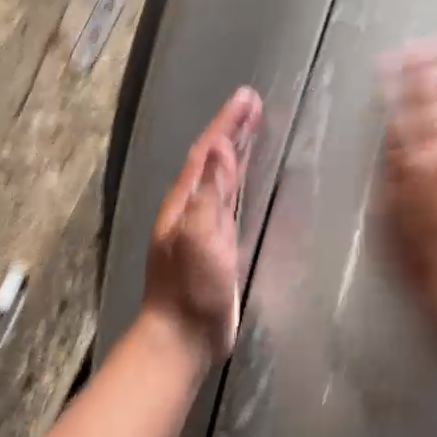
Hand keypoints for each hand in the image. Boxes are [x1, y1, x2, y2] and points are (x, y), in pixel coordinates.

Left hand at [144, 87, 262, 360]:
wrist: (181, 339)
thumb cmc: (191, 290)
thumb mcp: (200, 239)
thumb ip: (210, 195)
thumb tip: (221, 147)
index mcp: (184, 203)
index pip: (208, 152)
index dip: (227, 123)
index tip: (248, 98)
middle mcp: (190, 210)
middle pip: (213, 161)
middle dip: (232, 131)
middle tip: (255, 105)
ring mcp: (202, 230)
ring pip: (220, 180)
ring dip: (235, 154)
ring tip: (253, 133)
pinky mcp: (217, 249)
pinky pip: (229, 203)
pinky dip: (238, 184)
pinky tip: (245, 186)